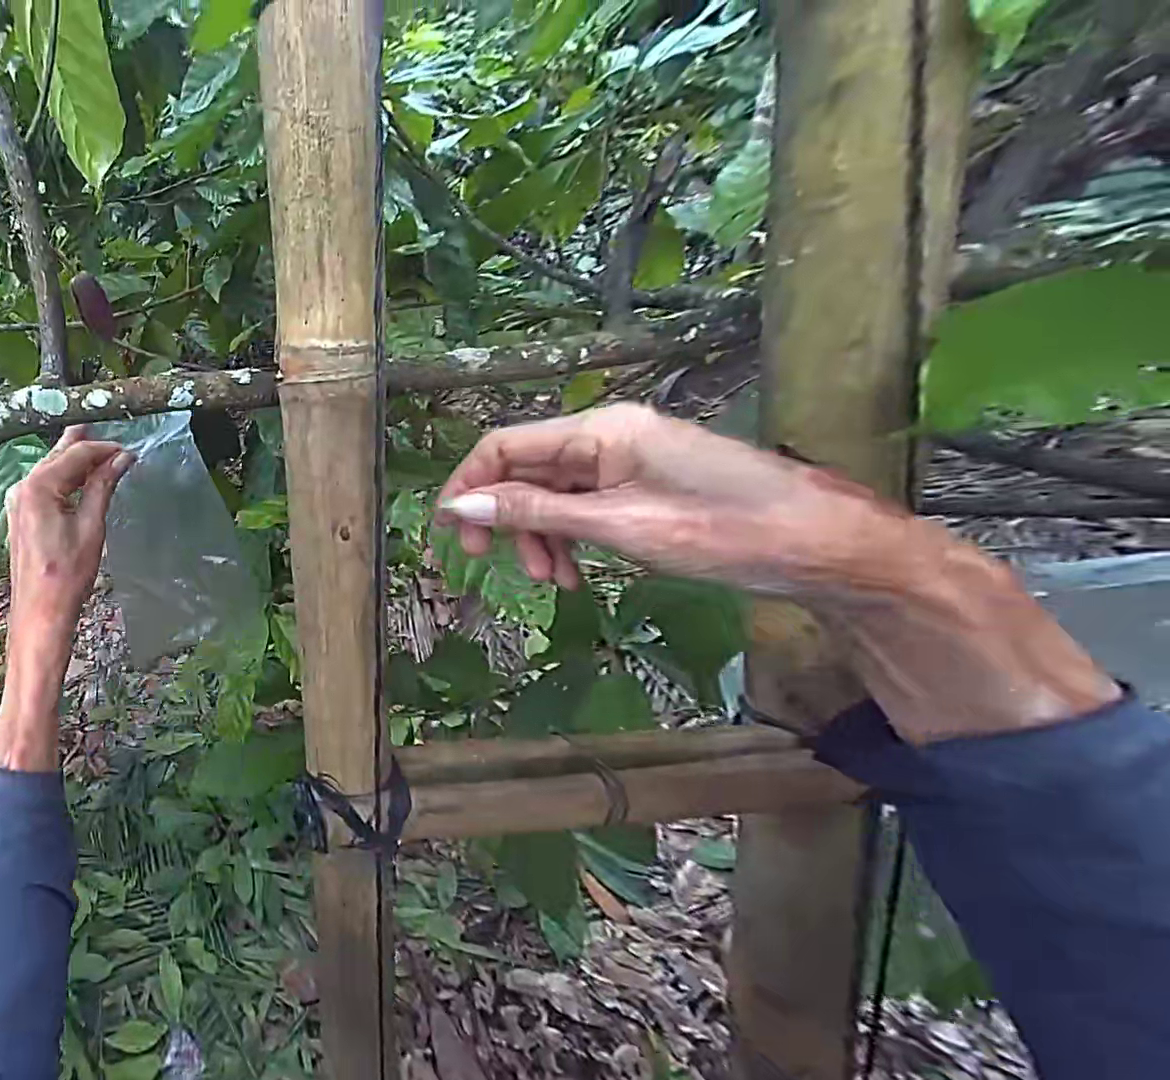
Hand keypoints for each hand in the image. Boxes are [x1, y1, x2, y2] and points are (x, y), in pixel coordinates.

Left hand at [6, 425, 135, 637]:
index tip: (128, 451)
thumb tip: (121, 459)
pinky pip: (45, 486)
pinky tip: (83, 482)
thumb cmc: (66, 574)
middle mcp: (22, 488)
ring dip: (77, 462)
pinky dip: (66, 479)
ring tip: (104, 457)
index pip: (75, 454)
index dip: (104, 448)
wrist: (41, 611)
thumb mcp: (91, 526)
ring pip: (51, 469)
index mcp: (37, 487)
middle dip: (87, 447)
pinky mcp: (21, 516)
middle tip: (114, 441)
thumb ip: (103, 486)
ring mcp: (18, 502)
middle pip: (58, 455)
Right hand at [437, 404, 1117, 740]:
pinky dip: (567, 539)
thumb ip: (533, 513)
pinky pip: (580, 507)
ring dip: (536, 536)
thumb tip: (459, 508)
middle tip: (491, 562)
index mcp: (598, 431)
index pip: (502, 446)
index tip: (449, 532)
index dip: (466, 485)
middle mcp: (605, 436)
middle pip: (522, 471)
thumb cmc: (723, 530)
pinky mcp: (639, 485)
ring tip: (552, 580)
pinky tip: (577, 573)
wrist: (828, 549)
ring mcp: (623, 461)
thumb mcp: (617, 525)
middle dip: (502, 518)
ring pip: (548, 494)